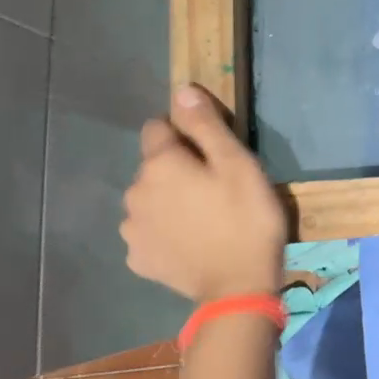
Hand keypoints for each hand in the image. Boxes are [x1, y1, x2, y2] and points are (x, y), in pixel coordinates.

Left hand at [122, 85, 285, 301]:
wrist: (237, 287)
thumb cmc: (247, 219)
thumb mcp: (239, 166)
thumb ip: (207, 127)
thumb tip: (182, 91)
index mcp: (160, 164)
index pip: (158, 128)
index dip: (185, 133)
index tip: (214, 151)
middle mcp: (135, 191)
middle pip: (153, 168)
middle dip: (177, 171)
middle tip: (217, 189)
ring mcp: (132, 228)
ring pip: (149, 201)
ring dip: (169, 202)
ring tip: (205, 219)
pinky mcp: (138, 258)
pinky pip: (149, 233)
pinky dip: (166, 233)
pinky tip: (192, 243)